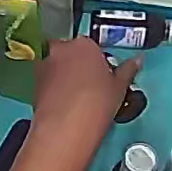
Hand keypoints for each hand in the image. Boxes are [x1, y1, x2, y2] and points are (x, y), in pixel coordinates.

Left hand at [32, 37, 141, 158]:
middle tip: (90, 86)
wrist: (67, 126)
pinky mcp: (34, 83)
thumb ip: (127, 70)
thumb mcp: (119, 86)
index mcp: (84, 44)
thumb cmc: (96, 103)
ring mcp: (44, 65)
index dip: (98, 62)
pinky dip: (54, 88)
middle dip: (78, 65)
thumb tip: (137, 61)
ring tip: (77, 98)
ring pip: (56, 66)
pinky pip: (47, 80)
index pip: (91, 46)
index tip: (102, 74)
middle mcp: (60, 49)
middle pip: (71, 53)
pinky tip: (64, 104)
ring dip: (64, 76)